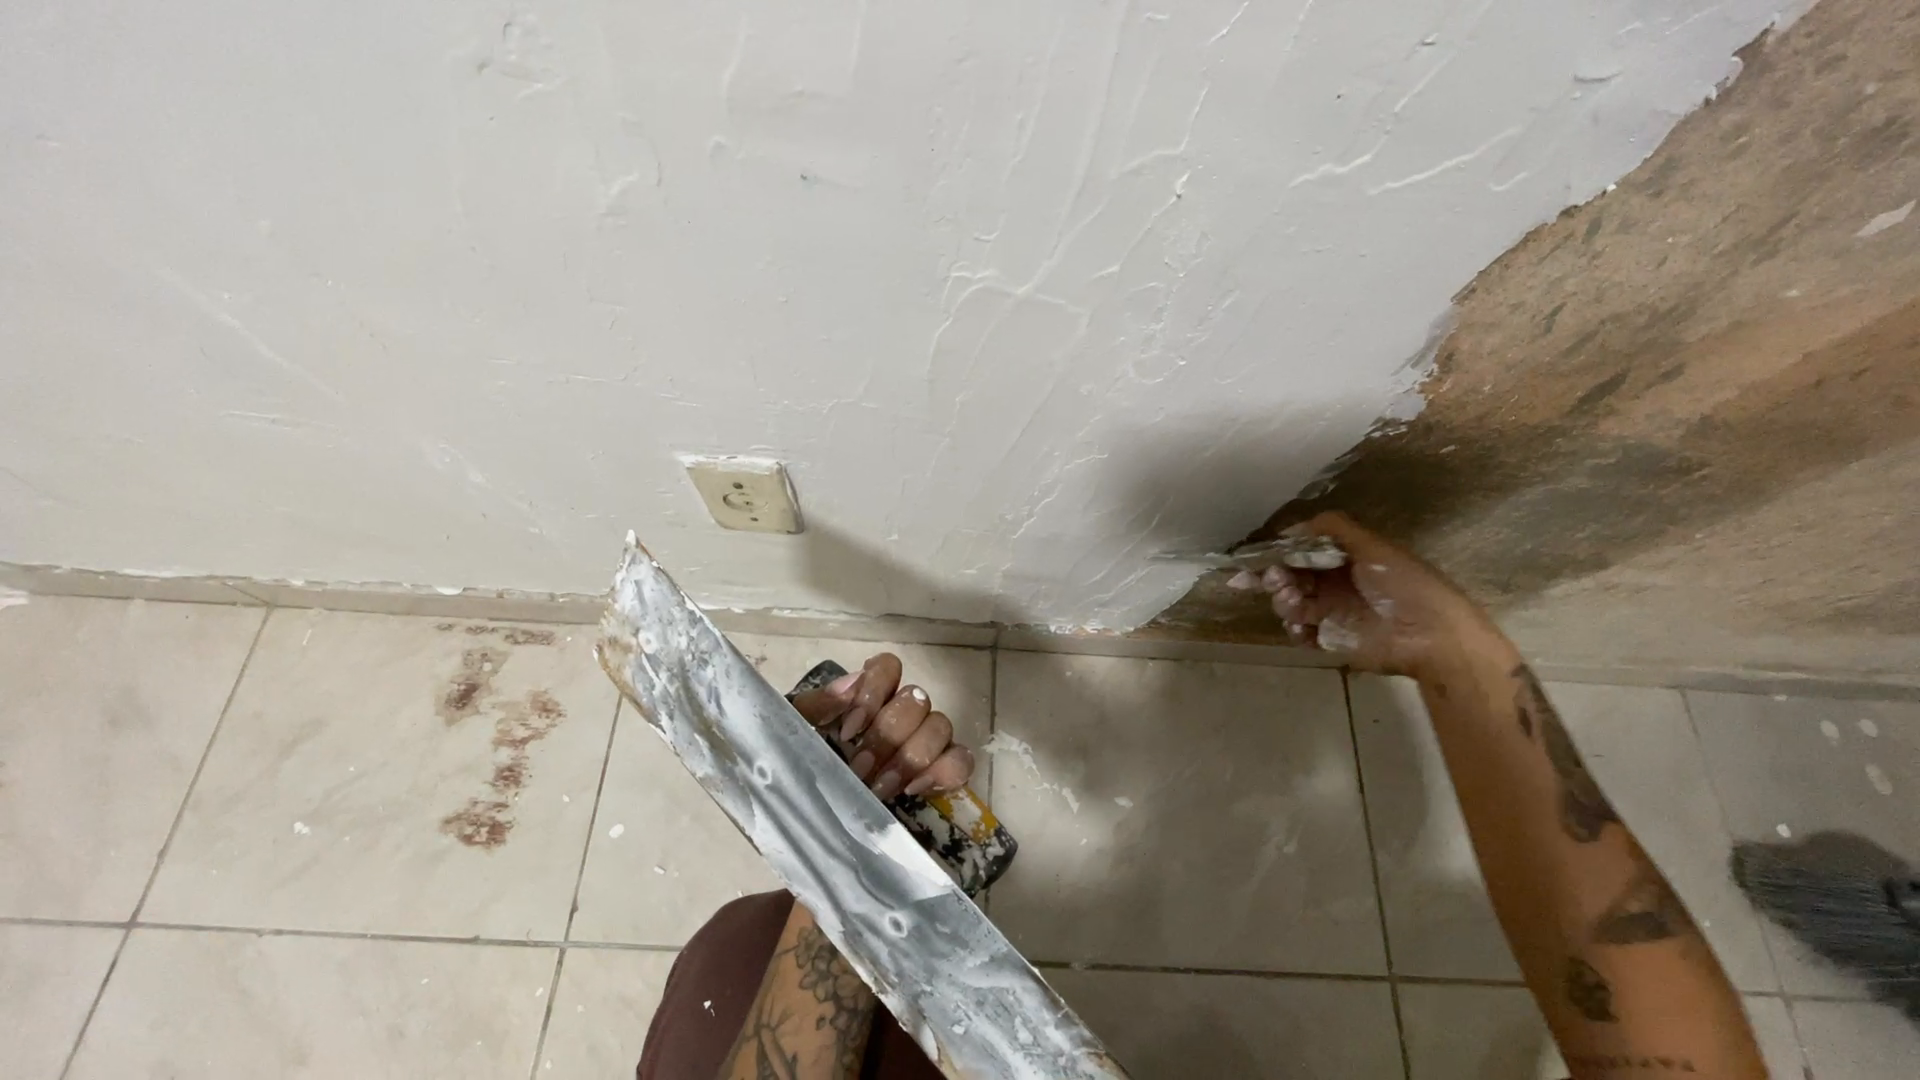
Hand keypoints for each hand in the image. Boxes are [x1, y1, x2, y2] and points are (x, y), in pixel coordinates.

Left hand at [788, 652, 975, 800]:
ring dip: (911, 757)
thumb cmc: (804, 767)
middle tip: (860, 768)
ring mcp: (928, 739)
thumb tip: (848, 686)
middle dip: (887, 737)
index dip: (874, 693)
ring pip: (940, 726)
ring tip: (881, 787)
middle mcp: (904, 711)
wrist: (813, 814)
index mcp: (871, 695)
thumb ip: (816, 706)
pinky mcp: (943, 771)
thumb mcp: (797, 735)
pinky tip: (915, 789)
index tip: (849, 730)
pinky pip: (961, 760)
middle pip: (916, 700)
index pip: (889, 667)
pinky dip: (943, 771)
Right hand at [1229, 512, 1499, 679]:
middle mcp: (1333, 582)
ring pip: (1289, 603)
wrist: (1431, 636)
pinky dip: (1295, 631)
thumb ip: (1334, 529)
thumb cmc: (1404, 586)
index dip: (1277, 554)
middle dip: (1274, 578)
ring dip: (1284, 602)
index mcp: (1342, 558)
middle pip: (1288, 576)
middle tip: (1275, 582)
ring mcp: (1331, 611)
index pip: (1299, 551)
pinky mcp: (1331, 639)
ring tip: (1294, 606)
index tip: (1257, 559)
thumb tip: (1291, 528)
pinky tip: (1303, 630)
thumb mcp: (1373, 547)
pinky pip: (1300, 633)